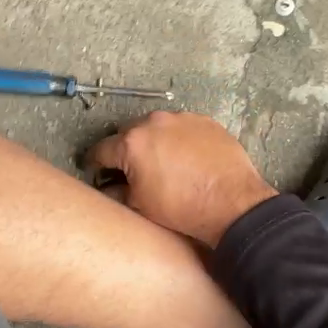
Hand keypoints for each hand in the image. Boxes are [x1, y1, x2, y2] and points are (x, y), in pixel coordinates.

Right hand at [87, 111, 278, 247]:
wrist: (232, 203)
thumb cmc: (184, 208)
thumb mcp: (141, 207)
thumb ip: (118, 192)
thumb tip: (110, 187)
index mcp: (132, 143)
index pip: (101, 149)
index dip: (95, 162)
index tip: (95, 167)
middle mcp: (154, 123)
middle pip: (129, 133)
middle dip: (127, 149)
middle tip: (133, 169)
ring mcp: (182, 119)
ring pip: (157, 128)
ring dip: (155, 142)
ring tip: (165, 165)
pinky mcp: (204, 121)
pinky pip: (183, 128)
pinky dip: (179, 140)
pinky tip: (187, 159)